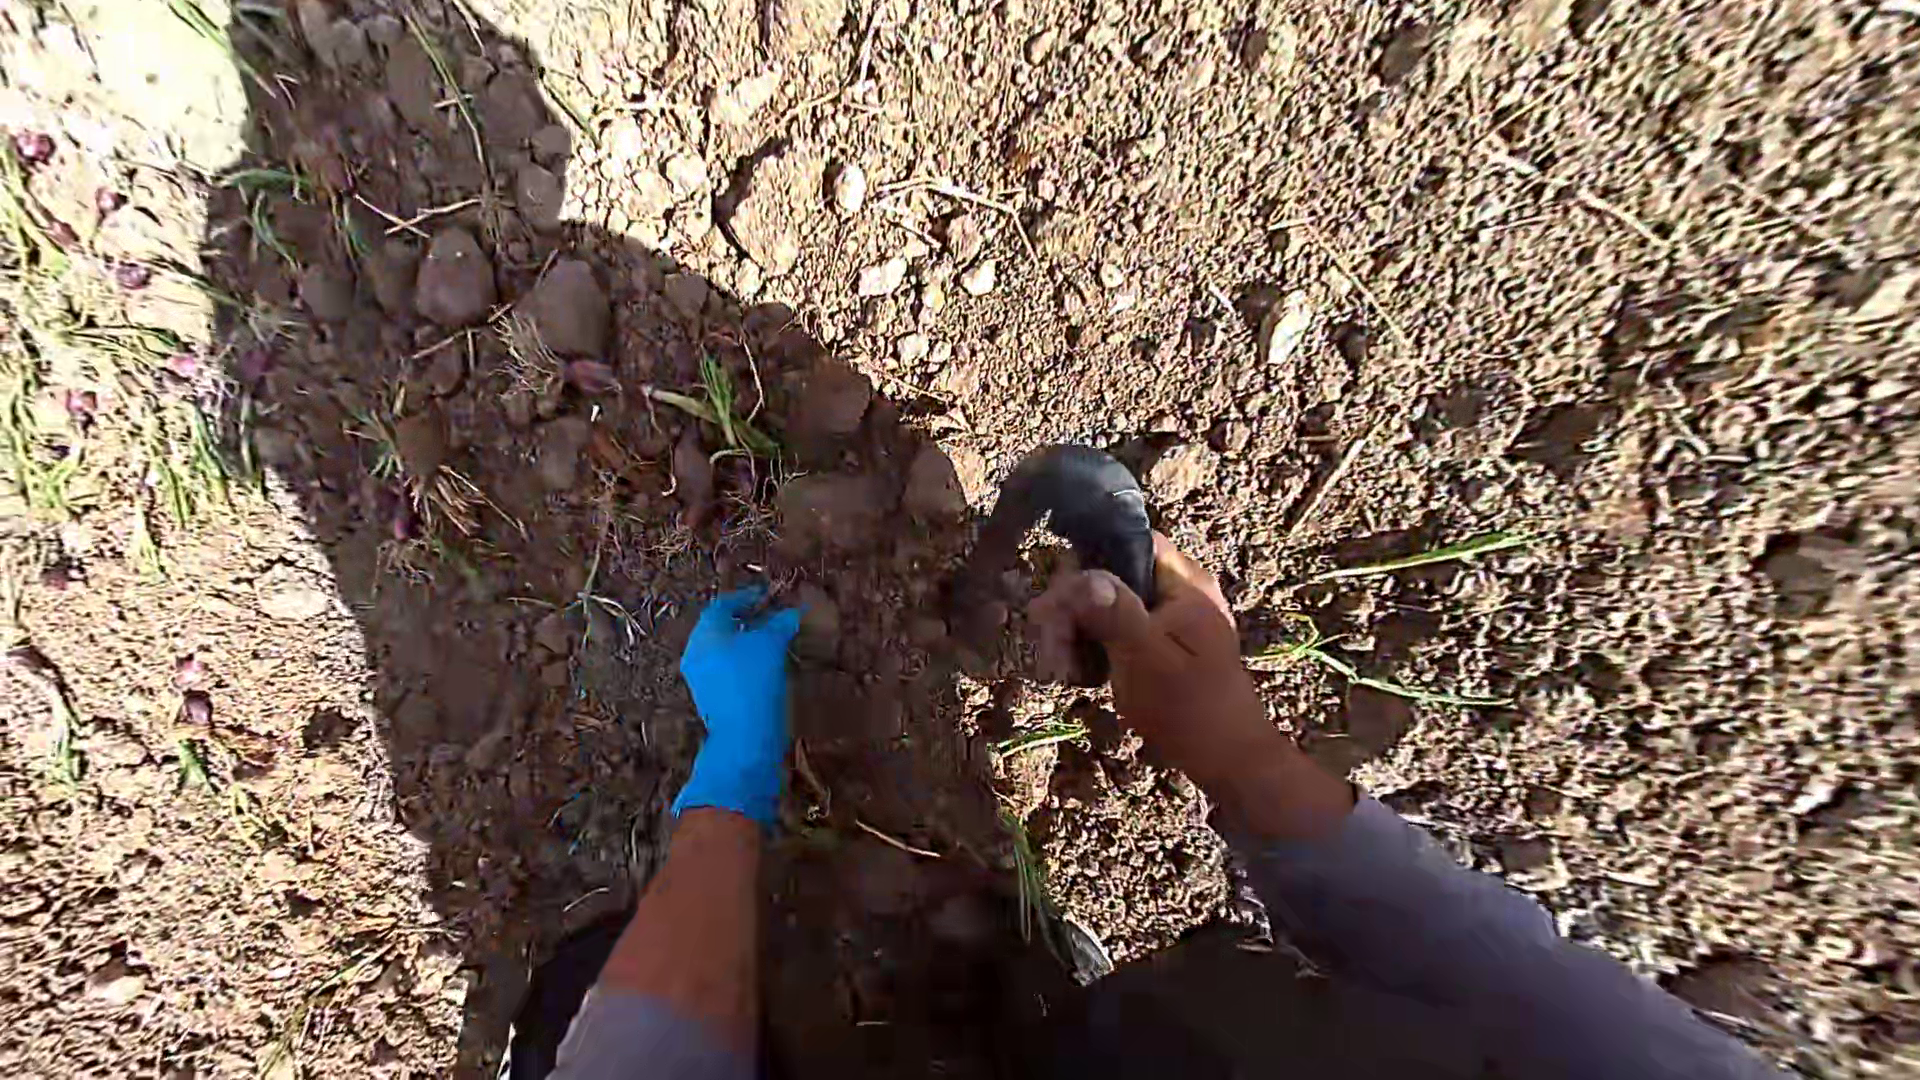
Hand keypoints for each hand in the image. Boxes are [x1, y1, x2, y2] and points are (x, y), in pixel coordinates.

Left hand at [673, 587, 802, 826]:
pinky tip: (769, 665)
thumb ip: (781, 622)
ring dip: (750, 641)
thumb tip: (792, 612)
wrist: (744, 736)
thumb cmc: (754, 679)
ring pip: (726, 649)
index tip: (769, 596)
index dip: (748, 596)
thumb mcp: (771, 643)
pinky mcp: (713, 697)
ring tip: (776, 639)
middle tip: (774, 616)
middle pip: (723, 627)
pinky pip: (730, 669)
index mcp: (705, 634)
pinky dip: (748, 661)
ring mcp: (702, 678)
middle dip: (749, 619)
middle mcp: (697, 653)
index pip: (723, 605)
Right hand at [1030, 535, 1271, 788]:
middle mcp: (1177, 589)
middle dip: (1074, 601)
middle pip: (1111, 571)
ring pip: (1106, 600)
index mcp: (1184, 583)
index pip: (1131, 540)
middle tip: (1047, 635)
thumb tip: (1084, 575)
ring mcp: (1167, 615)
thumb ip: (1117, 614)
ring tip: (1057, 663)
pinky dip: (1091, 643)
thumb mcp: (1148, 660)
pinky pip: (1113, 626)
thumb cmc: (1190, 710)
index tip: (1060, 591)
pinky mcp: (1157, 640)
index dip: (1091, 556)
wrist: (1227, 760)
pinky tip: (1074, 669)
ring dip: (1075, 626)